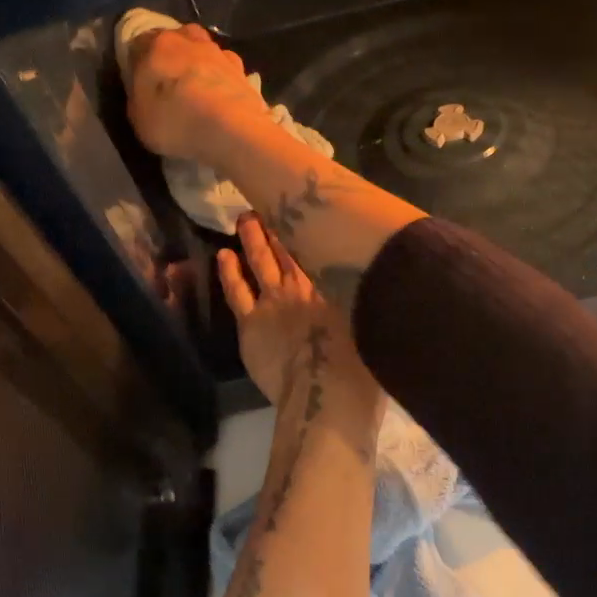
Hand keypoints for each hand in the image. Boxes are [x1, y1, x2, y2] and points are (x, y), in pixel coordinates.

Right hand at [126, 24, 267, 161]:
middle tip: (170, 80)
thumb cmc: (174, 120)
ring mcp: (220, 53)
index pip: (140, 44)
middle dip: (173, 55)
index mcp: (157, 45)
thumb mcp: (138, 116)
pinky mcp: (243, 71)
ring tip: (199, 90)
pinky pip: (227, 69)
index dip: (139, 62)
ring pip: (205, 51)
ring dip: (201, 64)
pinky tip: (221, 96)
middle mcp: (189, 40)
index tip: (140, 80)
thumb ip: (139, 96)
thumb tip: (143, 89)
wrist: (231, 128)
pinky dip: (222, 78)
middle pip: (177, 39)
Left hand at [217, 213, 378, 412]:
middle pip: (289, 247)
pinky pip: (236, 290)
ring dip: (252, 237)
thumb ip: (365, 307)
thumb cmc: (360, 371)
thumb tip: (372, 292)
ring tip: (245, 217)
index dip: (312, 229)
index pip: (320, 249)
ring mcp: (274, 301)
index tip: (307, 211)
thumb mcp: (374, 328)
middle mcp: (305, 284)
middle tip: (272, 202)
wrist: (326, 394)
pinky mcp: (250, 322)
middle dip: (280, 224)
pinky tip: (223, 255)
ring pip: (259, 261)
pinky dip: (229, 271)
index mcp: (336, 286)